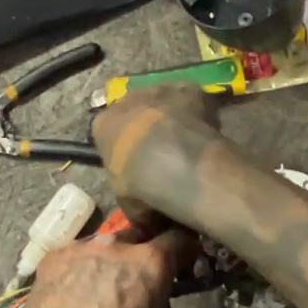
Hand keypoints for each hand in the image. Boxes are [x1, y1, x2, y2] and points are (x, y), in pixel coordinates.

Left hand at [0, 221, 191, 307]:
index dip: (184, 250)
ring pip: (103, 246)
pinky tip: (76, 296)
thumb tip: (151, 299)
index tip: (183, 262)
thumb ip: (160, 307)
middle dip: (143, 255)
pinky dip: (82, 270)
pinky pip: (75, 258)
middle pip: (137, 238)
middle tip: (140, 281)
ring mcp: (76, 249)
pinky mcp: (49, 261)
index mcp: (148, 264)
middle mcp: (113, 245)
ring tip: (103, 291)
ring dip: (110, 262)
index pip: (176, 238)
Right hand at [91, 86, 225, 232]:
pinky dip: (197, 112)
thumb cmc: (141, 187)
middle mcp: (126, 100)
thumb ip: (135, 203)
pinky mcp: (188, 88)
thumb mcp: (129, 204)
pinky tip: (205, 133)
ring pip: (163, 102)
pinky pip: (191, 99)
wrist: (176, 163)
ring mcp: (158, 90)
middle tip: (164, 155)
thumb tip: (149, 220)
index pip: (107, 134)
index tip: (138, 169)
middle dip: (147, 130)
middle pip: (135, 112)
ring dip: (171, 118)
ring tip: (187, 144)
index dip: (124, 152)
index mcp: (102, 125)